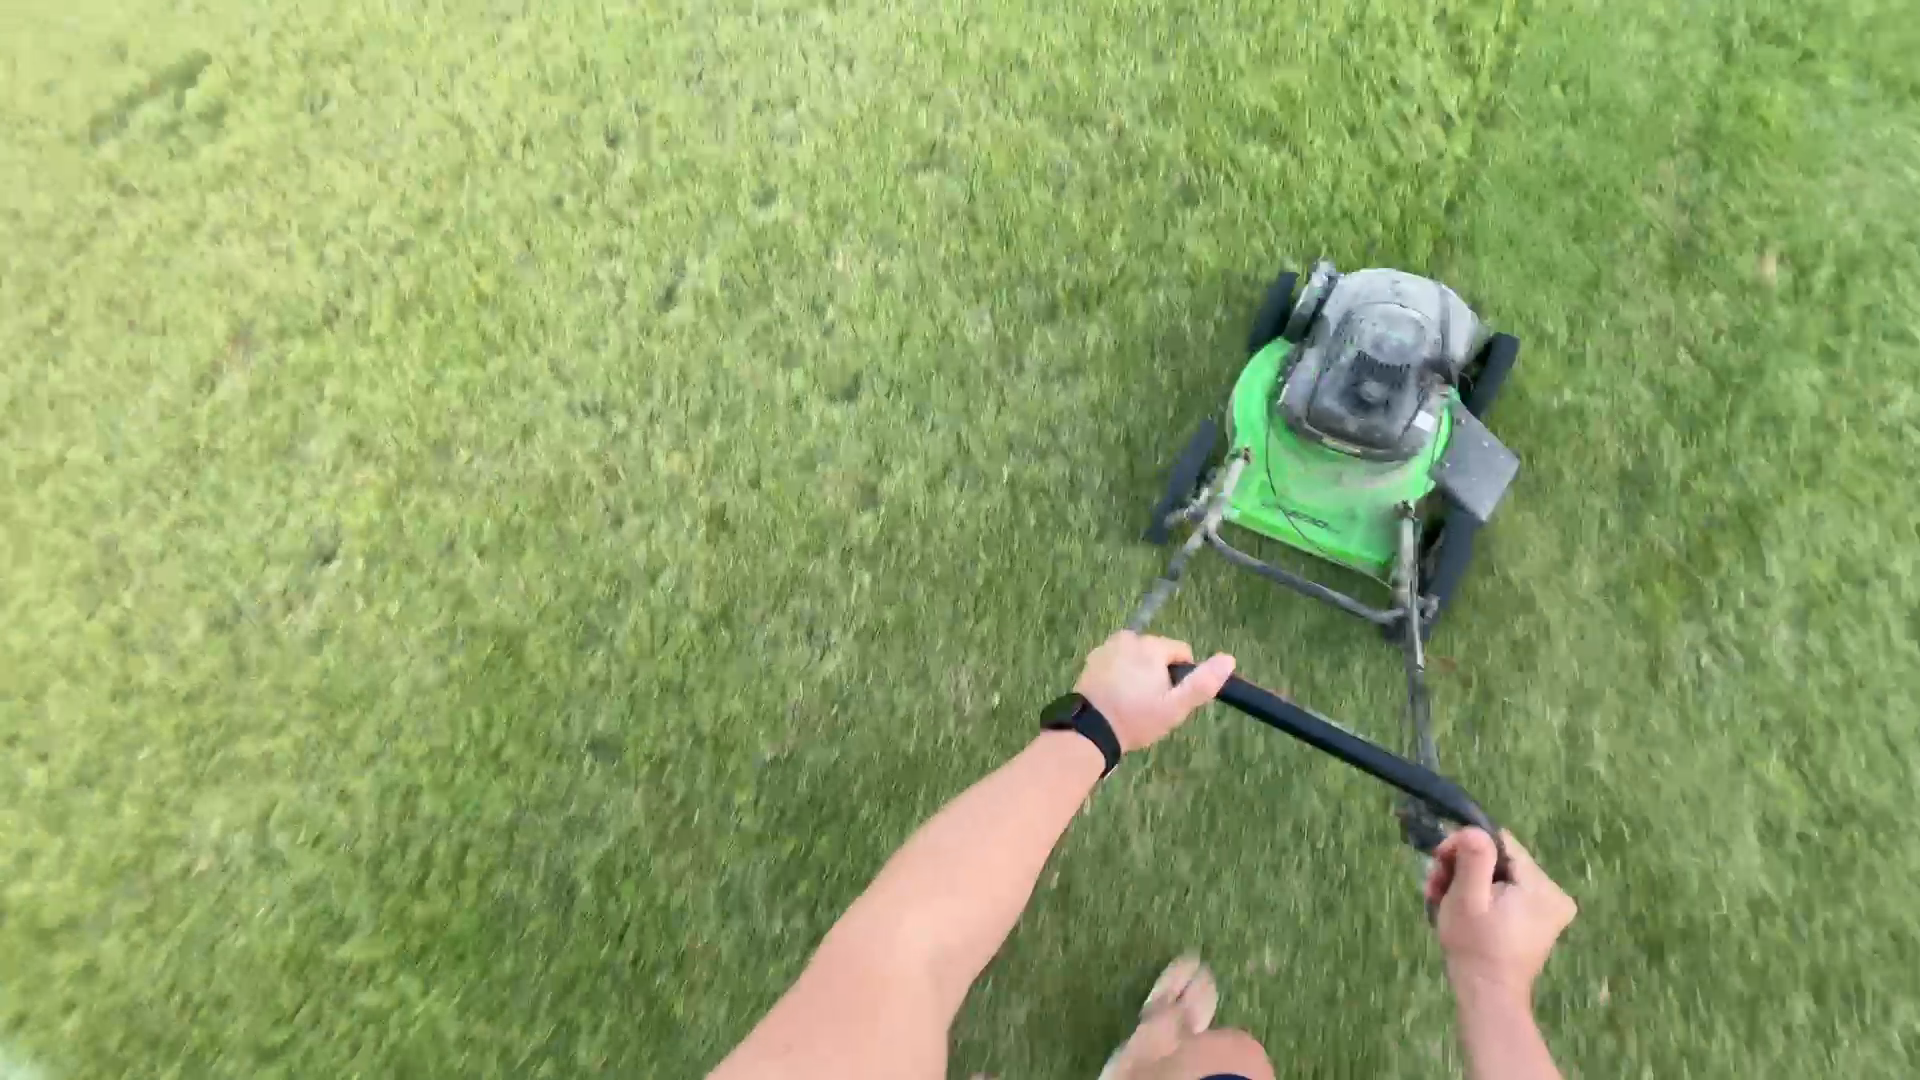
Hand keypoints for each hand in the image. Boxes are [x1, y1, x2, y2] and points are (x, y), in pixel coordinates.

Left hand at [1073, 632, 1235, 751]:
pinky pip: (1117, 662)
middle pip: (1157, 654)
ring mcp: (1106, 647)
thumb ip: (1202, 682)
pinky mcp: (1092, 659)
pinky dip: (1120, 675)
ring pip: (1137, 658)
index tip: (1170, 698)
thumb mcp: (1176, 706)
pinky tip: (1116, 697)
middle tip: (1151, 704)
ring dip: (1139, 674)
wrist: (1091, 730)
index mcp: (1150, 645)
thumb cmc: (1137, 718)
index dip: (1181, 676)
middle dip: (1159, 674)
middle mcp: (1127, 638)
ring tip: (1132, 702)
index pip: (1181, 652)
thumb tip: (1229, 659)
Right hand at [1425, 829, 1576, 1001]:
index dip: (1464, 845)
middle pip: (1496, 857)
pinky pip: (1501, 888)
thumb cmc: (1475, 945)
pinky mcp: (1536, 917)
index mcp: (1542, 887)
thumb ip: (1473, 858)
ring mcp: (1547, 907)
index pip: (1498, 841)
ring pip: (1494, 872)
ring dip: (1463, 879)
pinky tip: (1457, 904)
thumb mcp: (1467, 897)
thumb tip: (1473, 829)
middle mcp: (1553, 893)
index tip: (1441, 862)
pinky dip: (1476, 892)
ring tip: (1440, 896)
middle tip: (1436, 883)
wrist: (1487, 992)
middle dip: (1460, 866)